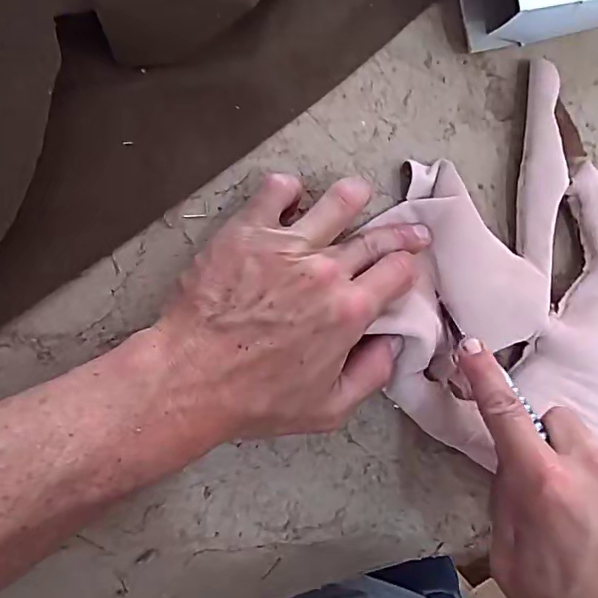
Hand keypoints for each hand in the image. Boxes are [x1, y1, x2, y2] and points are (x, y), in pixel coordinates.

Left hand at [134, 173, 428, 452]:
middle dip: (402, 231)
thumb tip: (392, 344)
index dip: (409, 266)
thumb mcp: (329, 409)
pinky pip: (278, 190)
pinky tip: (291, 198)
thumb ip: (373, 375)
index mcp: (349, 310)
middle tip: (411, 230)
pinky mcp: (249, 233)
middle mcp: (326, 272)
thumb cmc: (253, 398)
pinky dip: (289, 189)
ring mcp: (288, 247)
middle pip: (379, 236)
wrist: (187, 381)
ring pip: (340, 201)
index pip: (399, 270)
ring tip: (359, 194)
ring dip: (356, 196)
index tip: (407, 265)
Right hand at [457, 342, 597, 597]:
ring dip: (580, 474)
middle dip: (543, 444)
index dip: (485, 378)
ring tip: (591, 533)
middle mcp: (593, 469)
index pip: (507, 417)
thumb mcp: (518, 579)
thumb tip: (509, 475)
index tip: (473, 349)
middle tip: (547, 490)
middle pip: (556, 421)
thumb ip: (506, 512)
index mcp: (549, 490)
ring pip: (592, 451)